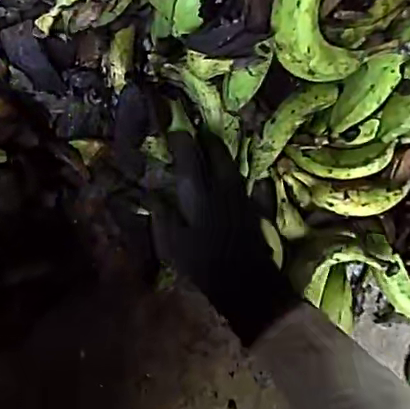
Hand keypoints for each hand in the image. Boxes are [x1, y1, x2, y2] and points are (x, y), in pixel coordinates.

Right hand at [150, 130, 299, 344]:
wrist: (247, 285)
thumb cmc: (203, 265)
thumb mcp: (171, 243)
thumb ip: (161, 214)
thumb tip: (150, 192)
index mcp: (198, 193)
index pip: (188, 156)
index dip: (180, 138)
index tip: (173, 124)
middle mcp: (223, 188)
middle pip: (216, 155)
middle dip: (206, 139)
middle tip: (197, 130)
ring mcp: (244, 198)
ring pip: (235, 167)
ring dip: (225, 154)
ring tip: (217, 145)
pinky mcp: (259, 212)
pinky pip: (259, 188)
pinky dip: (255, 180)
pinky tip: (258, 177)